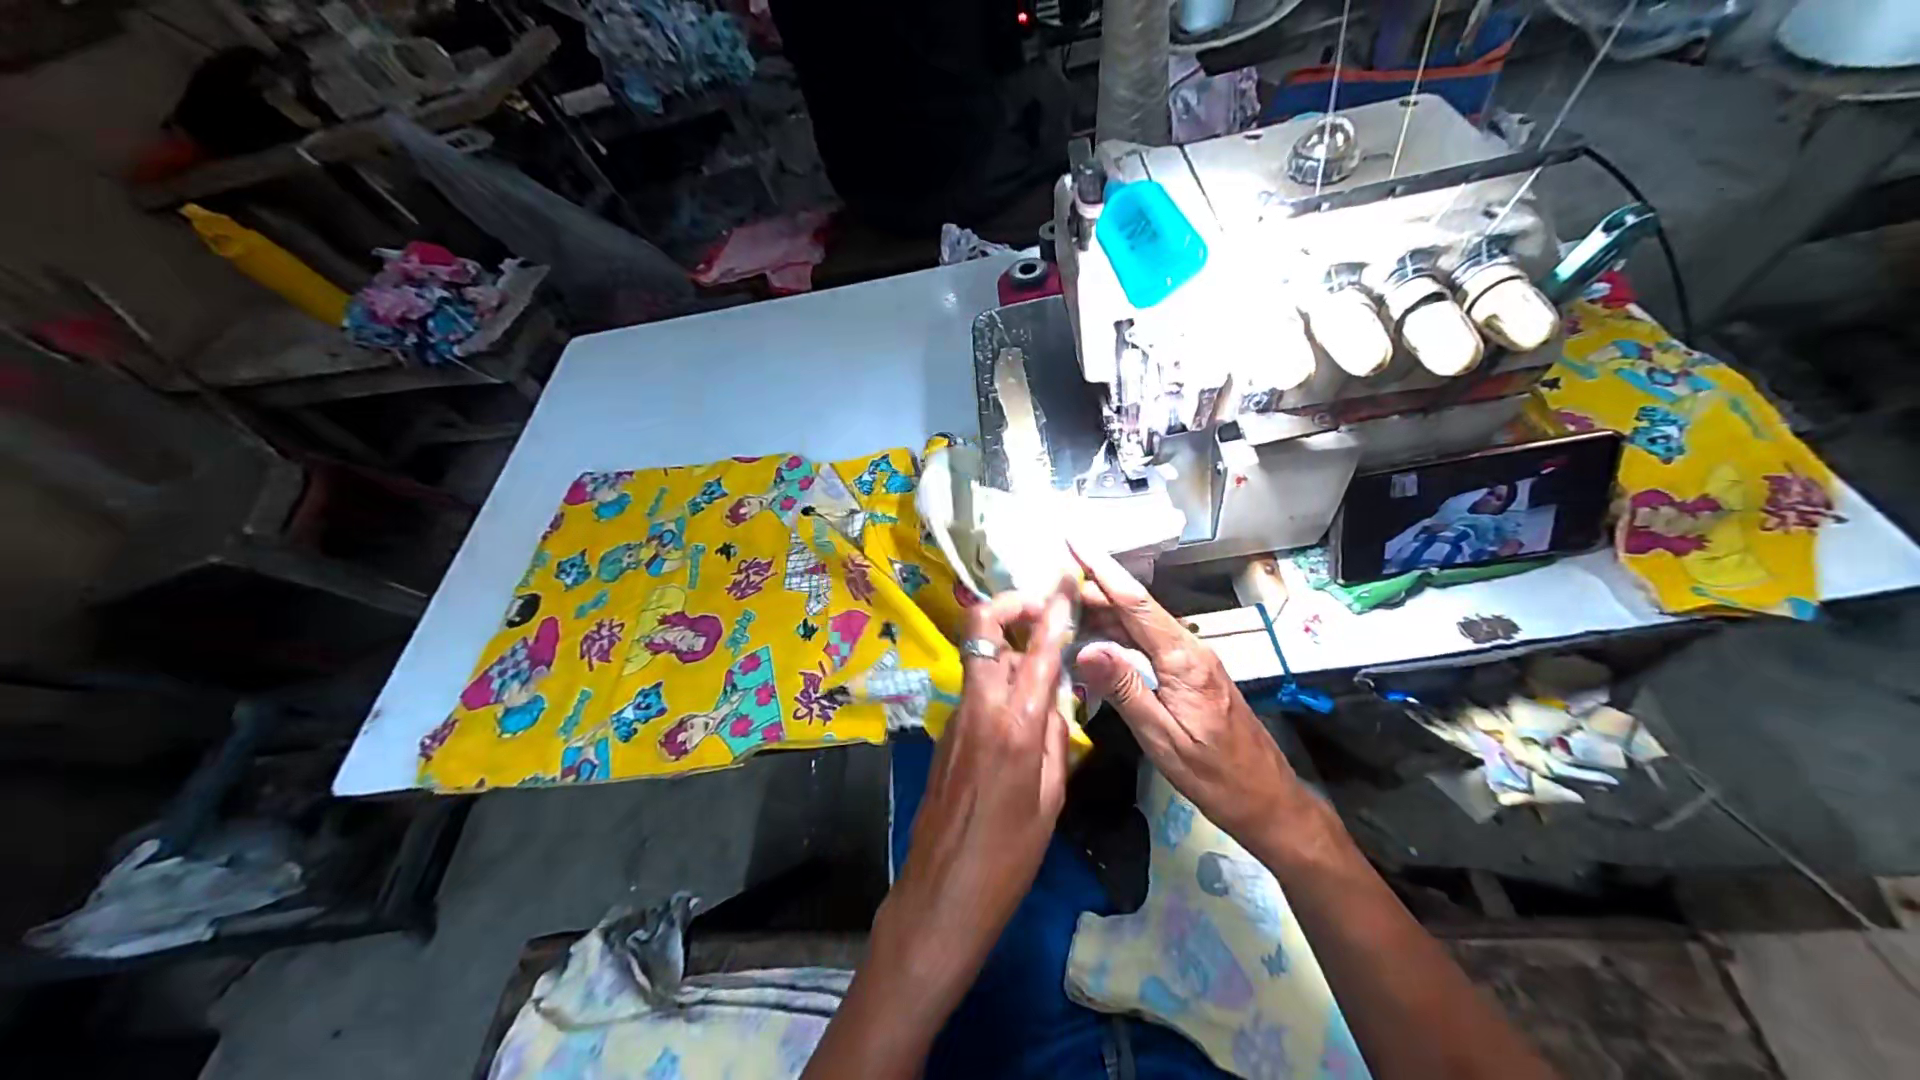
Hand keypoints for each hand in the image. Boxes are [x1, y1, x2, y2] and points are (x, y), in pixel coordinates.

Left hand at [873, 583, 1076, 1011]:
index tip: (1066, 580)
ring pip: (980, 656)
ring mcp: (956, 717)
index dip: (1054, 609)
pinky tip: (1022, 704)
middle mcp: (979, 707)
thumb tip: (1057, 691)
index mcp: (1014, 725)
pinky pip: (976, 687)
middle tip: (1044, 610)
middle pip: (983, 628)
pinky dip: (1000, 677)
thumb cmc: (1009, 855)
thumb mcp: (1049, 797)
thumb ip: (1054, 735)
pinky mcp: (946, 731)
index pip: (1039, 650)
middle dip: (1012, 605)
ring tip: (1044, 660)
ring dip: (1009, 643)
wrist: (942, 891)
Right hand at [1069, 541, 1304, 844]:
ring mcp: (1190, 660)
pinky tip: (1095, 642)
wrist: (1266, 799)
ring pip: (1139, 626)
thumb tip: (1086, 648)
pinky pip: (1146, 644)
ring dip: (1102, 614)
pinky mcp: (1189, 674)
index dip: (1102, 569)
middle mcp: (1188, 649)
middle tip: (1050, 585)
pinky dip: (1117, 637)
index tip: (1075, 540)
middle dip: (1093, 591)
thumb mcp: (1163, 738)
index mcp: (1183, 659)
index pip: (1135, 603)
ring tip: (1062, 610)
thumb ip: (1126, 690)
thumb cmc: (1215, 775)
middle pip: (1135, 609)